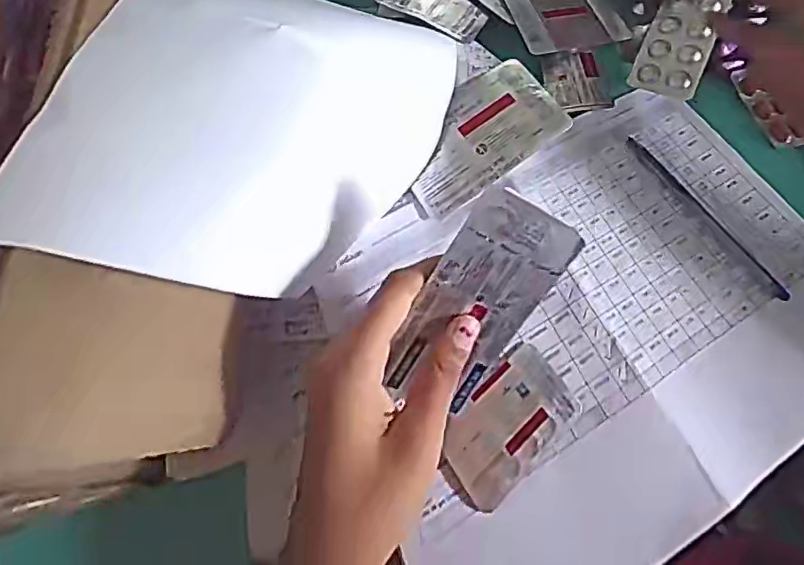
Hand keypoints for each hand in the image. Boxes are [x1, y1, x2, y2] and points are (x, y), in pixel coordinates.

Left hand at [287, 266, 480, 564]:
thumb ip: (442, 373)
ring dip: (419, 316)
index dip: (431, 274)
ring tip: (464, 313)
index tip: (467, 267)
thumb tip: (466, 319)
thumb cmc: (372, 506)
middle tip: (475, 291)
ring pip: (379, 323)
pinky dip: (404, 338)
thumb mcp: (419, 440)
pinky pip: (372, 345)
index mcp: (351, 365)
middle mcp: (333, 359)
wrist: (329, 557)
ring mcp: (329, 373)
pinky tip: (434, 345)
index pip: (394, 295)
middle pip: (385, 305)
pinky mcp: (334, 388)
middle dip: (431, 294)